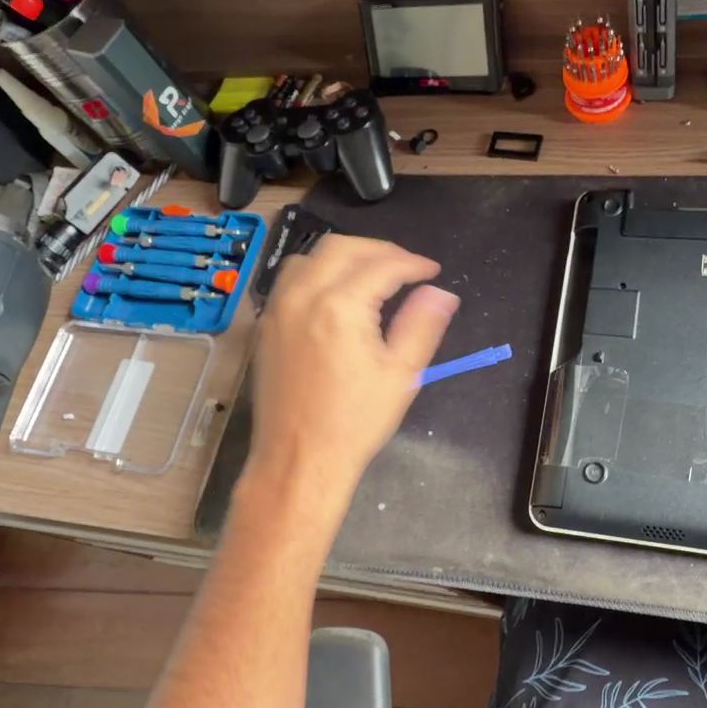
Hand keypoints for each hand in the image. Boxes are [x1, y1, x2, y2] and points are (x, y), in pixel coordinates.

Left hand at [244, 235, 457, 525]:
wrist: (298, 459)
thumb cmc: (355, 421)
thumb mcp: (402, 375)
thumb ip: (422, 324)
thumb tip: (440, 292)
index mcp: (340, 306)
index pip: (382, 265)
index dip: (413, 263)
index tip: (433, 271)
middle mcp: (303, 296)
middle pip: (342, 248)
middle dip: (379, 250)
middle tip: (406, 267)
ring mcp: (278, 309)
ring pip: (310, 257)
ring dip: (345, 257)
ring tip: (371, 275)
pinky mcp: (266, 326)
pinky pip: (290, 279)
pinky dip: (317, 272)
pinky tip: (336, 294)